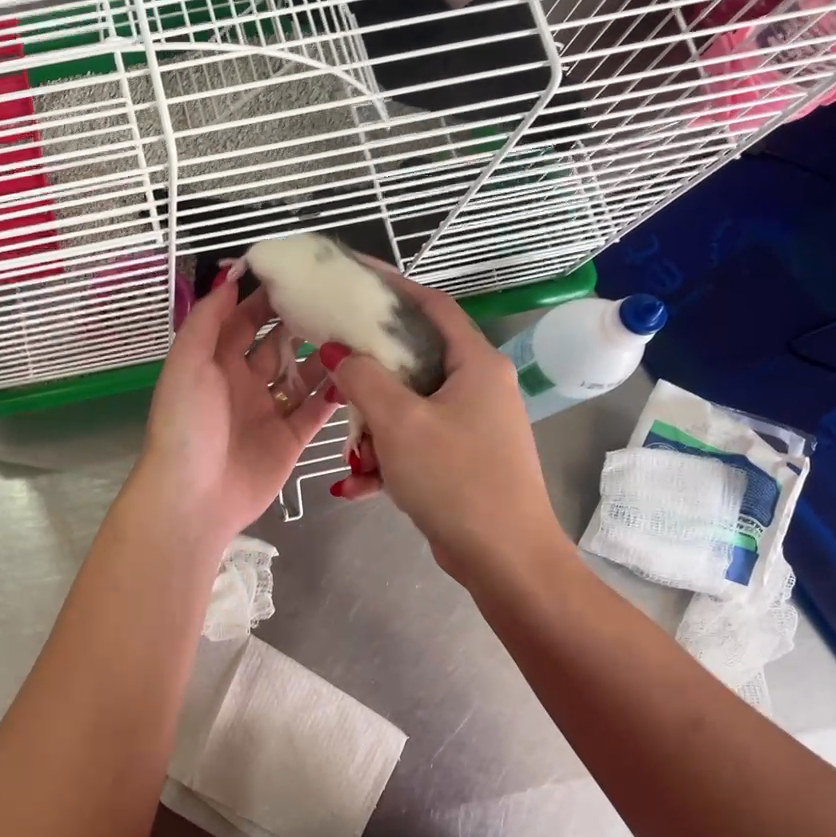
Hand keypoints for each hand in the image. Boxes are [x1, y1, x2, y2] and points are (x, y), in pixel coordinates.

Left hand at [132, 277, 337, 551]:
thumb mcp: (187, 361)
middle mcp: (241, 382)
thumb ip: (208, 319)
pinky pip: (317, 410)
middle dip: (302, 321)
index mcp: (213, 361)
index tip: (302, 271)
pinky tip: (360, 371)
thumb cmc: (185, 424)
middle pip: (277, 343)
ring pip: (301, 374)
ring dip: (324, 354)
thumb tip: (231, 277)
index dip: (267, 295)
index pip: (243, 318)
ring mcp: (267, 411)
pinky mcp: (290, 439)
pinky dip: (336, 392)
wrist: (193, 497)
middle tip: (340, 297)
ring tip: (358, 329)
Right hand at [320, 275, 564, 582]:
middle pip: (414, 356)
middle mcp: (479, 386)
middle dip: (370, 368)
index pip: (431, 305)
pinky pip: (415, 441)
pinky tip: (360, 482)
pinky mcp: (463, 458)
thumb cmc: (457, 480)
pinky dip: (388, 457)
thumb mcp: (400, 423)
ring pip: (409, 403)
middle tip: (330, 361)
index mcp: (476, 364)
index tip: (350, 275)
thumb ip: (363, 379)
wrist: (506, 560)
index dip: (391, 286)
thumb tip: (337, 350)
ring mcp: (473, 424)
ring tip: (349, 446)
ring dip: (374, 424)